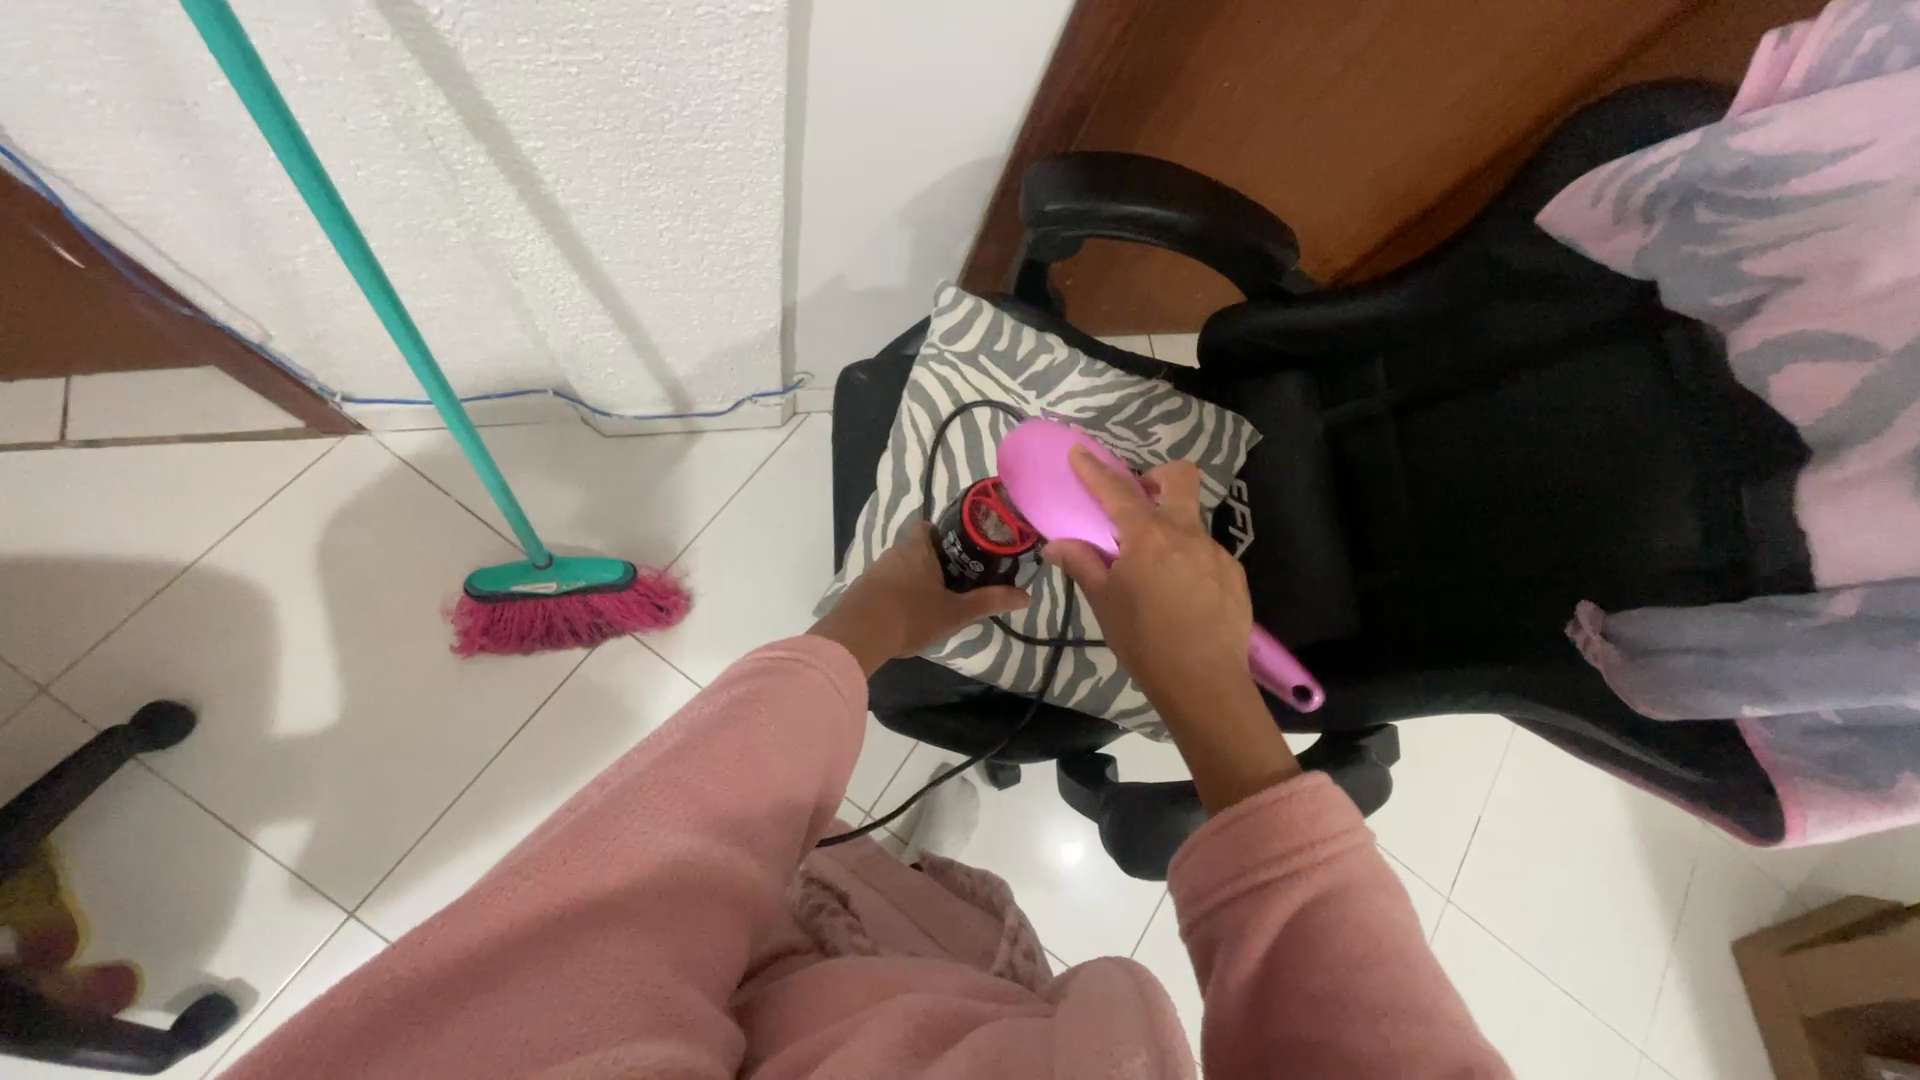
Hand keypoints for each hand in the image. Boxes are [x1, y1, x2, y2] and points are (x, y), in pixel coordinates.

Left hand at [811, 521, 1029, 675]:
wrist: (858, 635)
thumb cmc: (912, 614)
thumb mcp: (956, 612)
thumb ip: (989, 602)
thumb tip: (1026, 596)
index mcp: (917, 549)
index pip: (926, 526)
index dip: (940, 533)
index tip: (957, 550)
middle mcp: (893, 553)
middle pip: (914, 549)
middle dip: (931, 562)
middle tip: (953, 581)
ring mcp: (873, 572)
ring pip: (899, 569)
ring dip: (913, 581)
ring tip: (932, 602)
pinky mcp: (861, 592)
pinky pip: (884, 587)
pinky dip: (896, 596)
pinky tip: (907, 617)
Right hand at [1045, 447, 1299, 810]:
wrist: (1203, 682)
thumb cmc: (1143, 641)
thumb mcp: (1104, 602)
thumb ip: (1082, 565)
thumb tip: (1056, 545)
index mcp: (1148, 537)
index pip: (1116, 490)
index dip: (1094, 469)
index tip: (1080, 452)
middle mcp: (1186, 534)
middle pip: (1180, 477)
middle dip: (1158, 475)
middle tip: (1140, 499)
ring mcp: (1216, 552)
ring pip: (1192, 523)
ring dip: (1171, 532)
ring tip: (1157, 573)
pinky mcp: (1234, 575)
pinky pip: (1206, 555)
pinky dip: (1188, 563)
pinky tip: (1182, 598)